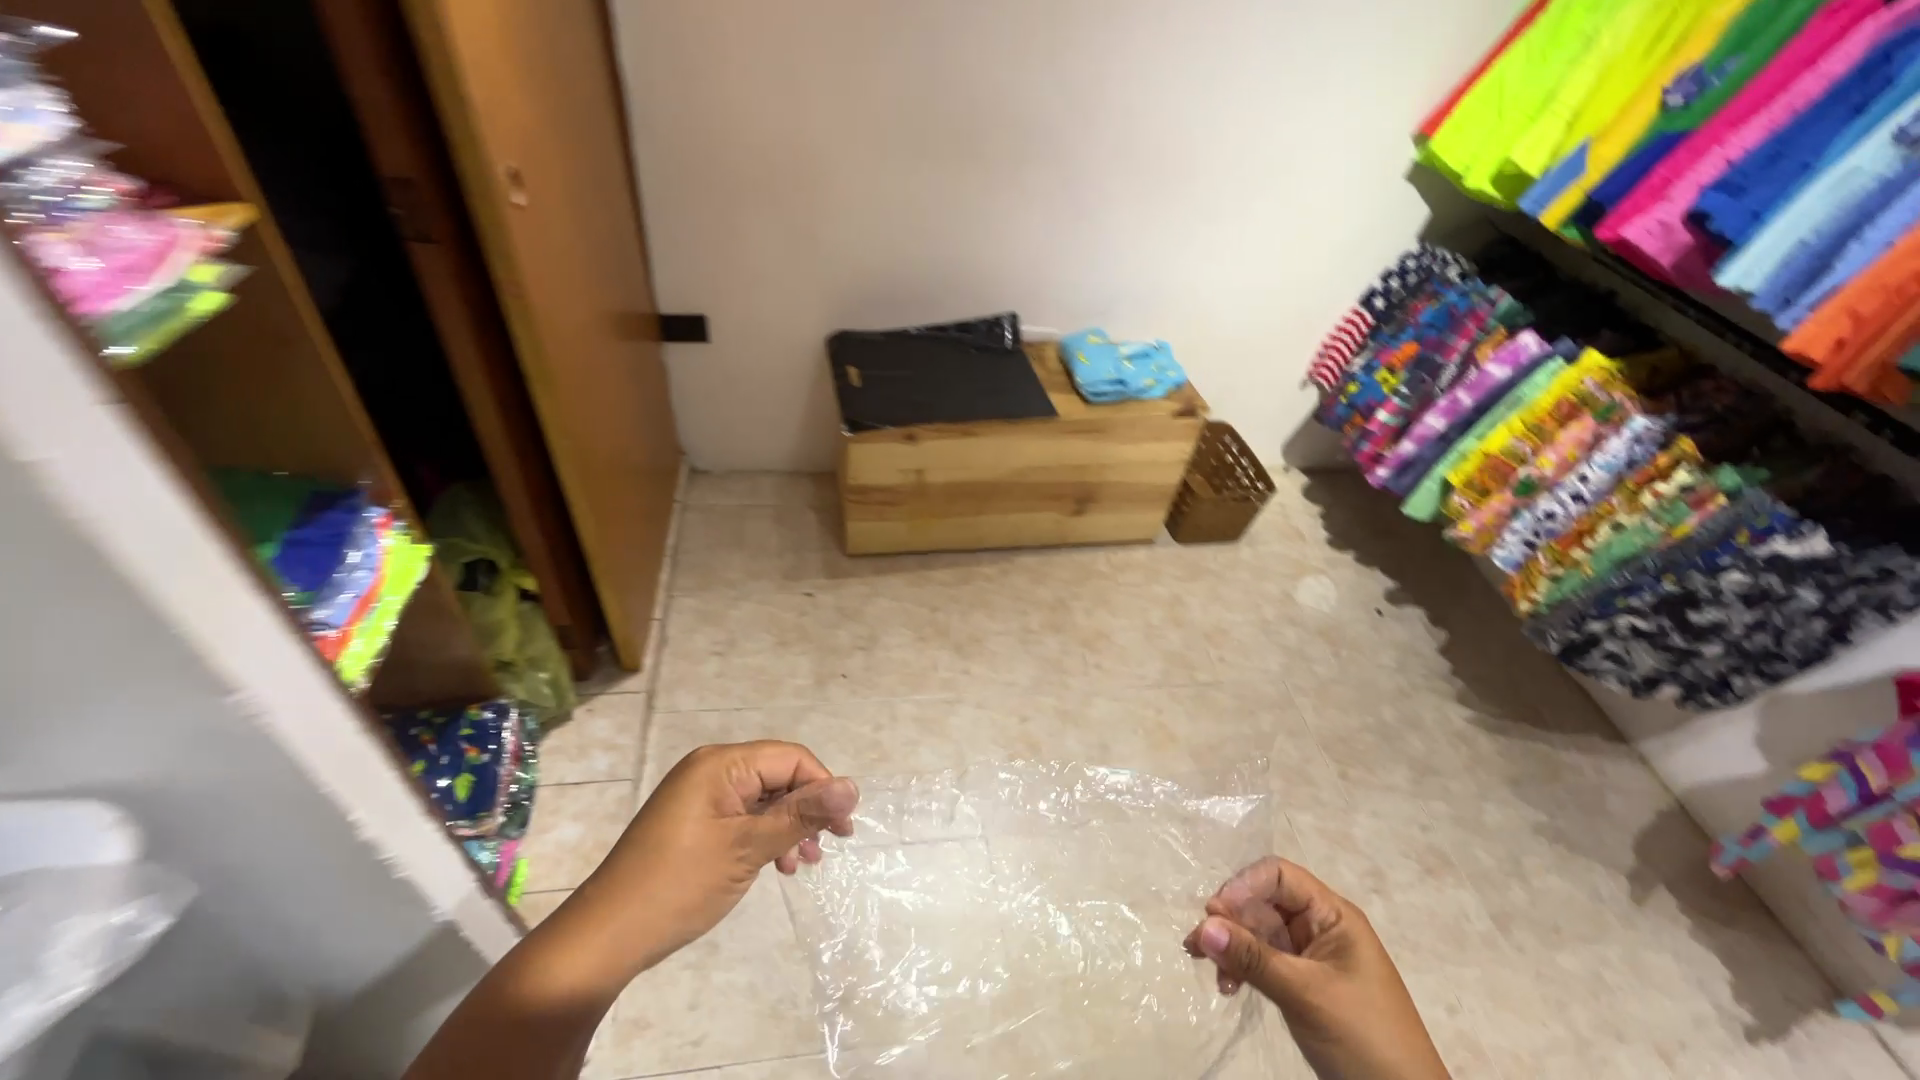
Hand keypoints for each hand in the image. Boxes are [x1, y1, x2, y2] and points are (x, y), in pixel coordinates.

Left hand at [552, 741, 858, 987]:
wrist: (608, 934)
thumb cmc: (680, 884)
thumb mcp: (748, 847)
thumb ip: (801, 814)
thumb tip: (853, 786)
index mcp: (721, 763)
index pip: (791, 758)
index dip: (823, 787)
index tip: (843, 830)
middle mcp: (711, 769)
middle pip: (778, 776)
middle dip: (807, 810)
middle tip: (827, 849)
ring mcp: (700, 796)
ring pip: (764, 799)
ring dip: (789, 826)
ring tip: (802, 864)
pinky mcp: (695, 821)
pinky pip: (744, 816)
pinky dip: (765, 836)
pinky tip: (777, 867)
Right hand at [1186, 857, 1449, 1079]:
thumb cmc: (1362, 1034)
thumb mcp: (1305, 993)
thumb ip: (1253, 958)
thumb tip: (1203, 926)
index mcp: (1332, 915)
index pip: (1279, 876)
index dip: (1244, 885)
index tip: (1214, 913)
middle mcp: (1319, 927)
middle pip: (1263, 904)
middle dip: (1229, 919)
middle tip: (1197, 945)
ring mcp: (1309, 957)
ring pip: (1258, 934)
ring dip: (1230, 946)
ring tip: (1203, 964)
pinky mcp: (1300, 984)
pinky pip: (1261, 962)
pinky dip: (1241, 968)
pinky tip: (1227, 986)